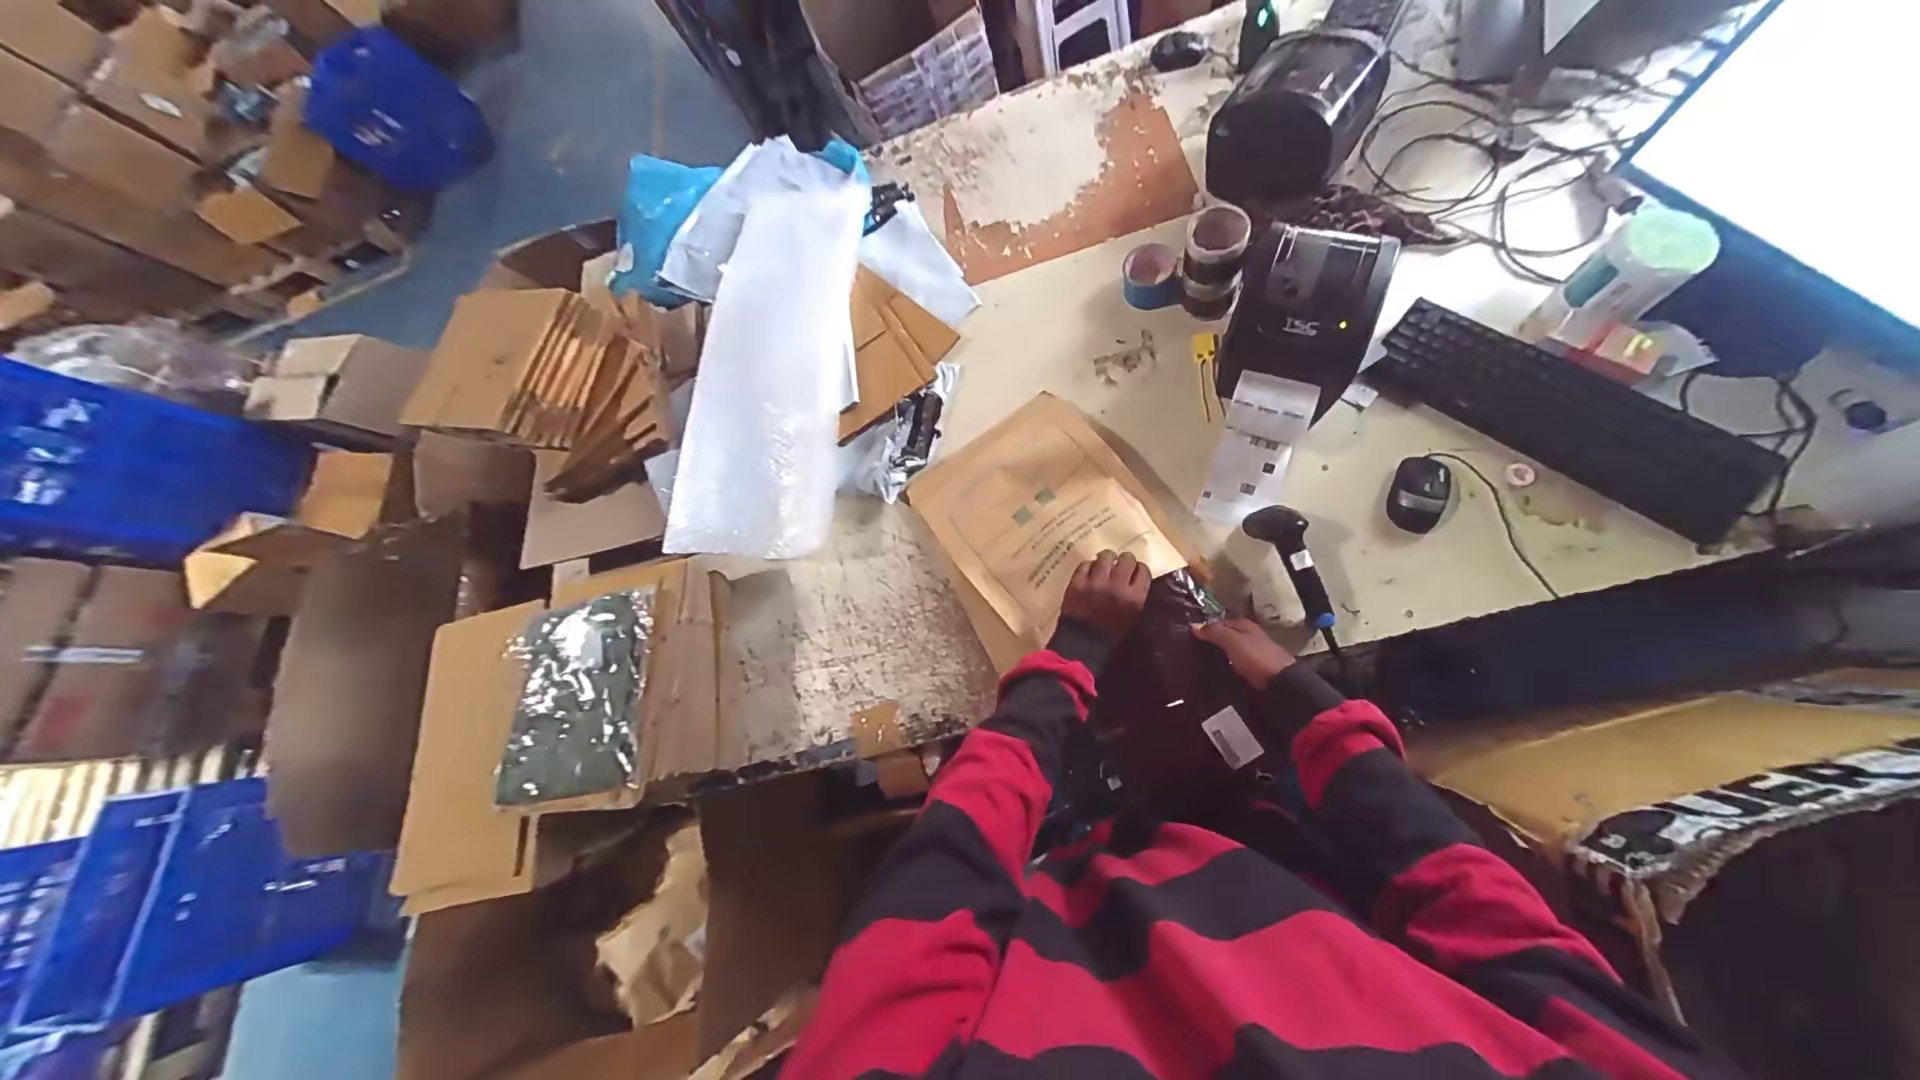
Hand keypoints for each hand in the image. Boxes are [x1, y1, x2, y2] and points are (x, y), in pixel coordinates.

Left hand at [1060, 550, 1149, 643]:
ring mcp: (1096, 582)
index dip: (1138, 569)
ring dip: (1106, 559)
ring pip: (1106, 556)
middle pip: (1127, 559)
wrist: (1082, 644)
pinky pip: (1086, 564)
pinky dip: (1088, 566)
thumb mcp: (1132, 617)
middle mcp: (1118, 586)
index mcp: (1135, 597)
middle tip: (1119, 566)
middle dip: (1124, 561)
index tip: (1134, 571)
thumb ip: (1136, 597)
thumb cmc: (1109, 635)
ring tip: (1104, 565)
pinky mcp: (1078, 582)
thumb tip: (1134, 578)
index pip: (1143, 570)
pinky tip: (1089, 572)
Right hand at [1191, 618, 1294, 687]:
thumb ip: (1214, 632)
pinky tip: (1217, 670)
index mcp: (1244, 624)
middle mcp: (1250, 635)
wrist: (1280, 682)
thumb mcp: (1231, 640)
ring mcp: (1254, 651)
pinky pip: (1234, 662)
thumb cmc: (1255, 656)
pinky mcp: (1255, 667)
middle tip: (1194, 650)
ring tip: (1201, 661)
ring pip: (1230, 649)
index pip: (1218, 622)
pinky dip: (1226, 664)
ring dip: (1218, 654)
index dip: (1205, 628)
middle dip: (1211, 641)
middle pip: (1225, 636)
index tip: (1190, 637)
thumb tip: (1194, 625)